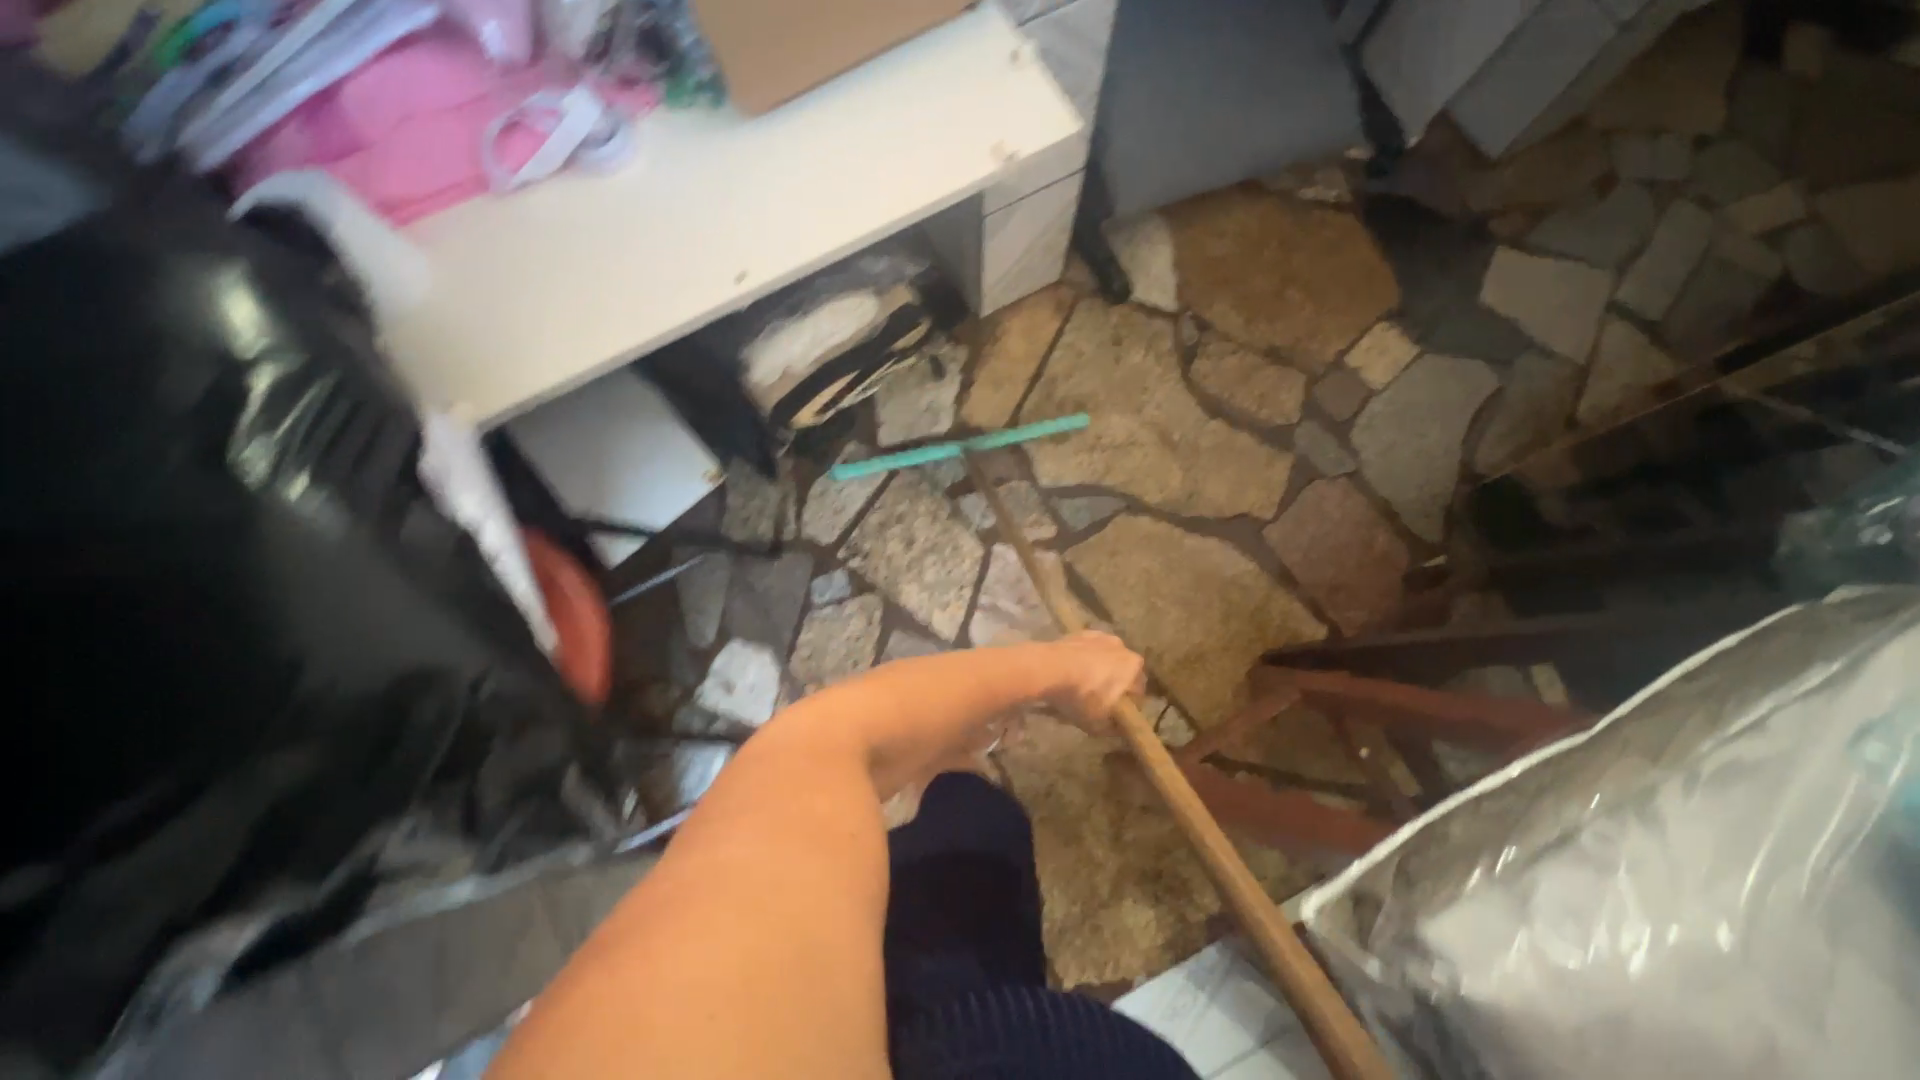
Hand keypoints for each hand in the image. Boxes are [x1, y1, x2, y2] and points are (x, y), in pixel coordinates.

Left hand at [1037, 631, 1146, 735]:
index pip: (1137, 691)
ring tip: (1080, 686)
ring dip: (1096, 670)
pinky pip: (1085, 652)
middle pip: (1121, 672)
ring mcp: (1099, 636)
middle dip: (1112, 685)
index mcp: (1134, 666)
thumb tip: (1117, 728)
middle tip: (1096, 702)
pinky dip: (1081, 660)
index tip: (1114, 716)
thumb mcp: (1099, 724)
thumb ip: (1113, 728)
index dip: (1127, 706)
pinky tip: (1068, 673)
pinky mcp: (1078, 633)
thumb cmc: (1082, 696)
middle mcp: (1121, 646)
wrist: (1048, 668)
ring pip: (1103, 659)